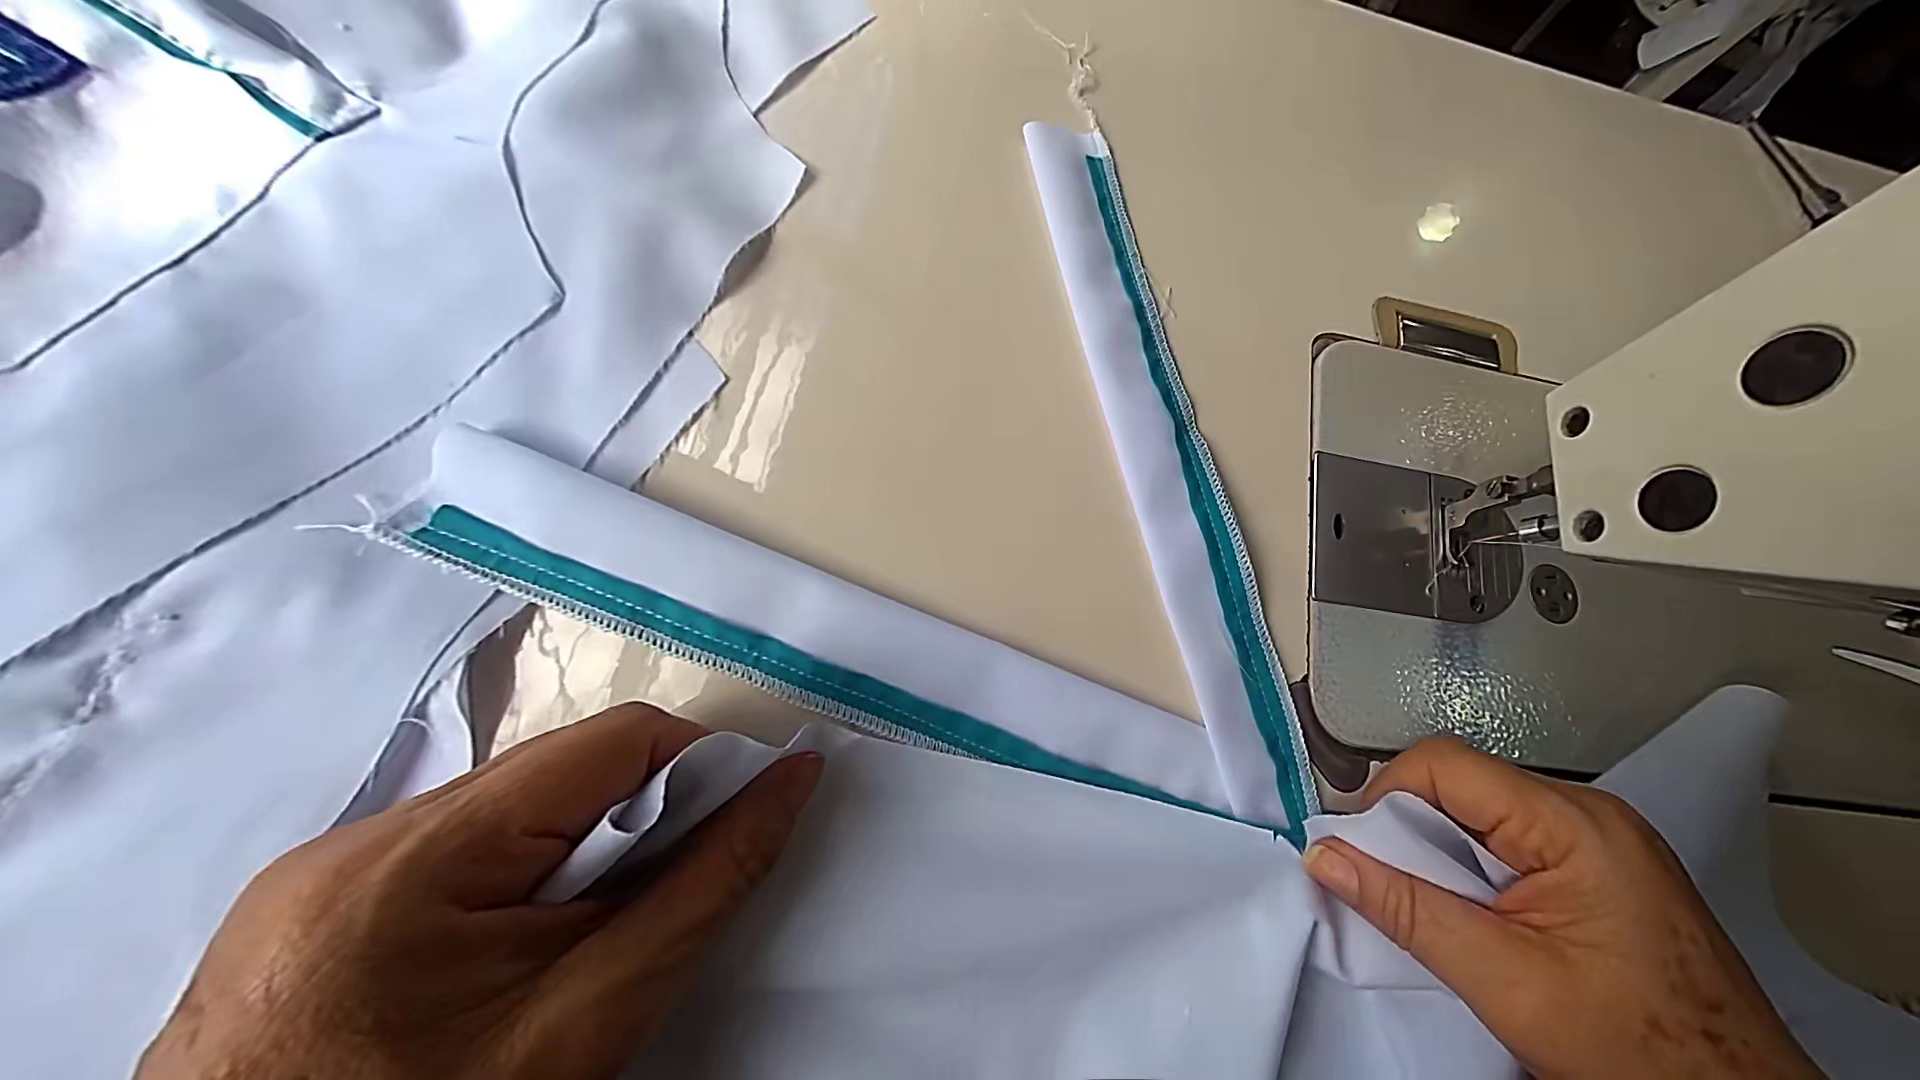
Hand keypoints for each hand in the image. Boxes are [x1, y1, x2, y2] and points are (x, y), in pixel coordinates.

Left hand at [136, 703, 822, 1079]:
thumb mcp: (596, 1015)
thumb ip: (709, 881)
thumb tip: (793, 777)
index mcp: (414, 858)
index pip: (610, 741)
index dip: (696, 759)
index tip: (742, 809)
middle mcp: (357, 840)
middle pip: (559, 764)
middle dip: (643, 802)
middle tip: (678, 877)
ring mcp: (323, 869)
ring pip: (515, 800)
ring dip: (586, 835)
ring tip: (602, 916)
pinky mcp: (314, 902)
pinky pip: (462, 839)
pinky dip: (528, 861)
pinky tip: (531, 931)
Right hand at [1301, 737, 1822, 1079]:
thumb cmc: (1639, 1052)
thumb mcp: (1503, 979)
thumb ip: (1404, 909)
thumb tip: (1323, 857)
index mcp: (1575, 825)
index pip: (1442, 763)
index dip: (1386, 796)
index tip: (1363, 851)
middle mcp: (1589, 813)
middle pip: (1456, 780)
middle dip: (1409, 827)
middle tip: (1395, 885)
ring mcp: (1598, 835)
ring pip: (1474, 806)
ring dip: (1436, 847)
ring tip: (1438, 904)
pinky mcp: (1596, 859)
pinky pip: (1503, 832)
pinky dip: (1467, 861)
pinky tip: (1473, 907)